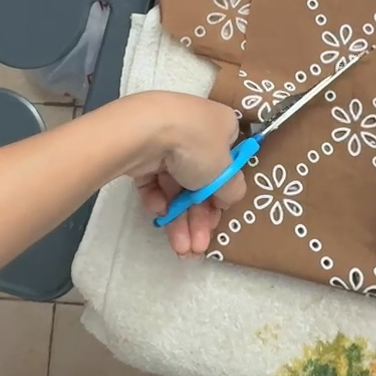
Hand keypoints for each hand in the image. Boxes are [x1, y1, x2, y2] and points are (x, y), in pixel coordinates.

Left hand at [120, 92, 247, 257]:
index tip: (219, 215)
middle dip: (199, 217)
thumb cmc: (196, 145)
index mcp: (222, 126)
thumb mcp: (226, 172)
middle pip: (200, 179)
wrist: (145, 132)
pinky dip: (158, 199)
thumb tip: (227, 197)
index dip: (223, 191)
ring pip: (177, 185)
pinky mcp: (142, 152)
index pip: (227, 161)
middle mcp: (195, 130)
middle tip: (197, 247)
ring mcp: (167, 140)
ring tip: (180, 249)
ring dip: (180, 219)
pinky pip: (154, 181)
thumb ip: (233, 189)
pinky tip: (159, 211)